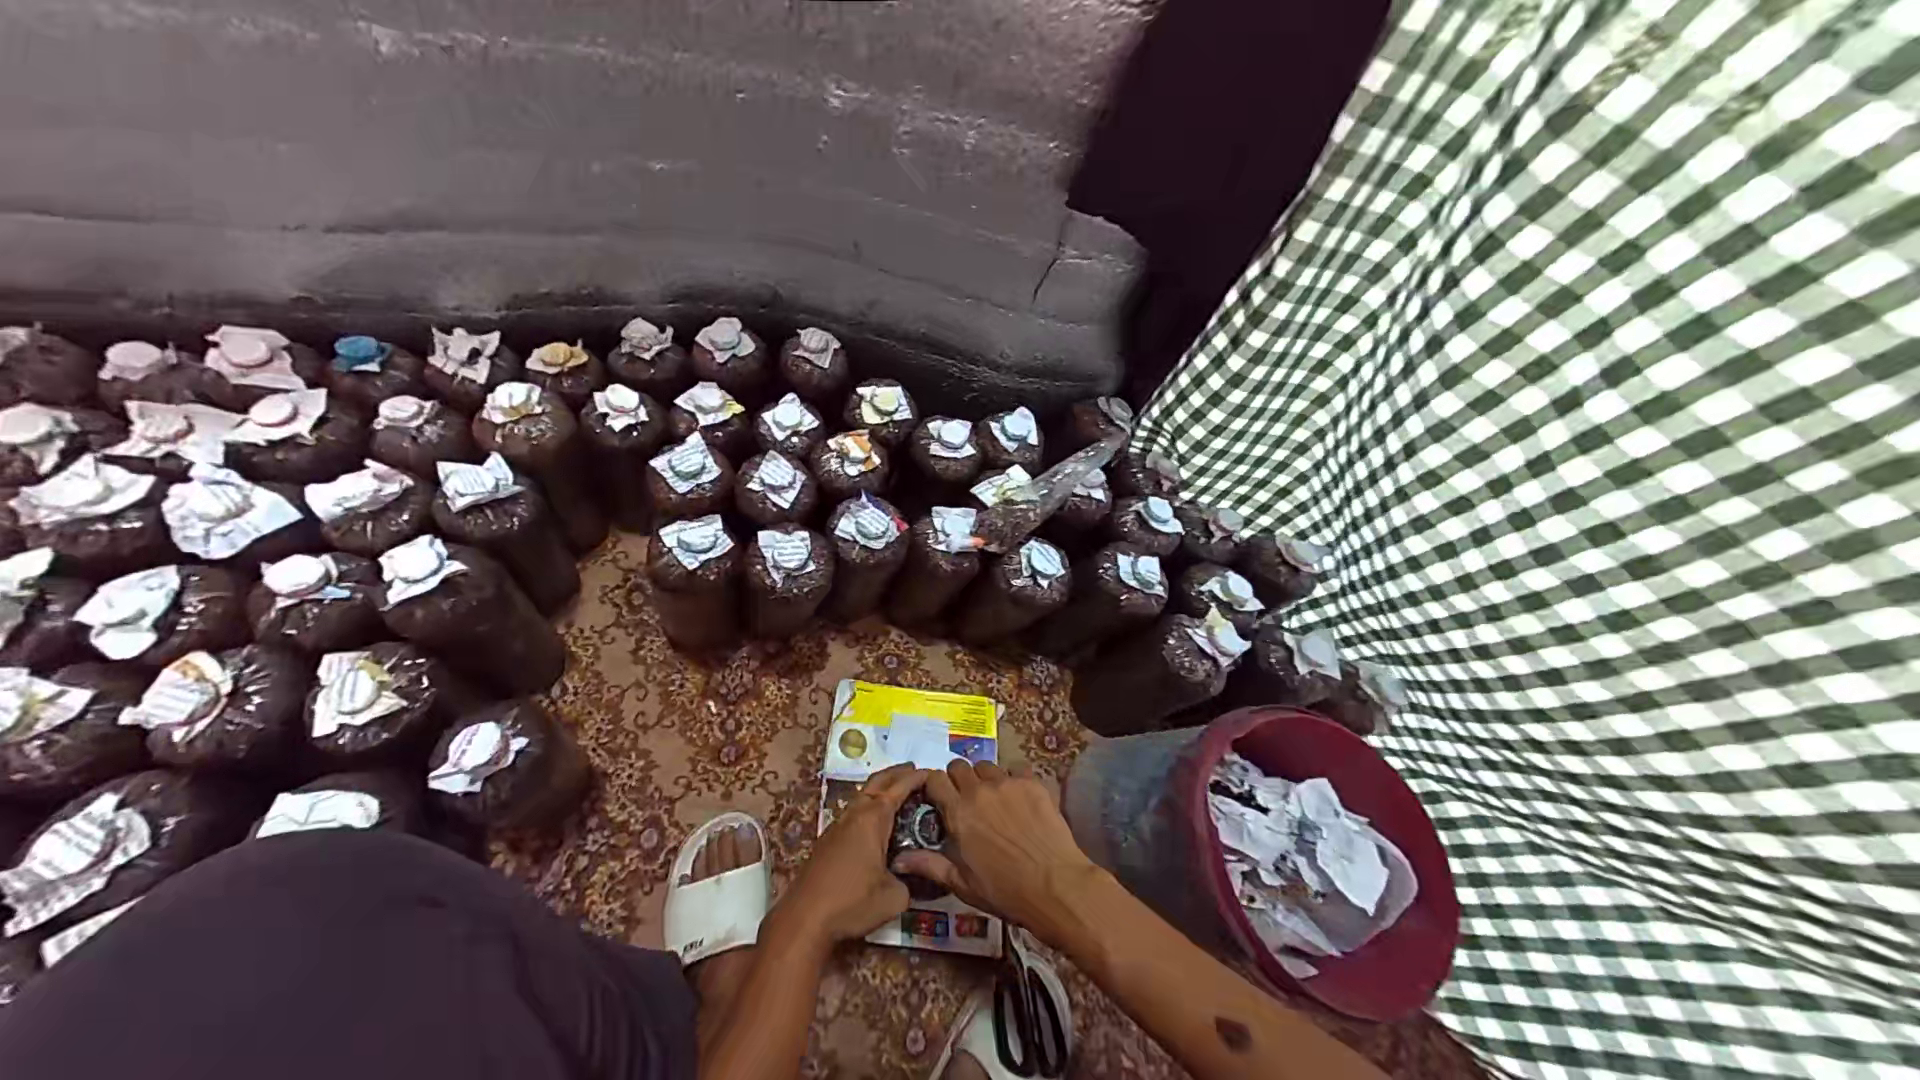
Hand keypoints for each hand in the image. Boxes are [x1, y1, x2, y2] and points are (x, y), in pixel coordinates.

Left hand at [770, 764, 927, 945]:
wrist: (804, 920)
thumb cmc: (852, 902)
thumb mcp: (895, 896)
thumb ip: (911, 879)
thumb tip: (914, 875)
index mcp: (872, 818)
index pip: (899, 787)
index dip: (917, 777)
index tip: (933, 772)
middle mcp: (854, 814)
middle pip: (877, 783)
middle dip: (897, 774)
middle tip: (915, 772)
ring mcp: (837, 827)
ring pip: (862, 797)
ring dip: (881, 790)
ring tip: (899, 795)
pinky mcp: (828, 842)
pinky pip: (854, 813)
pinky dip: (870, 807)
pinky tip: (876, 823)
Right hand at [891, 761, 1104, 946]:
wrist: (1054, 885)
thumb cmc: (1004, 890)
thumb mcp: (962, 883)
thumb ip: (929, 864)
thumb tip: (898, 859)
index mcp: (958, 812)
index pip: (935, 779)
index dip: (935, 786)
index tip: (940, 798)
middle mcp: (979, 790)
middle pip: (960, 767)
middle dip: (959, 779)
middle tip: (967, 800)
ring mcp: (1008, 783)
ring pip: (988, 766)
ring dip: (986, 779)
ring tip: (995, 799)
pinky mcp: (1033, 783)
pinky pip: (1017, 769)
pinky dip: (1014, 780)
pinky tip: (1020, 799)